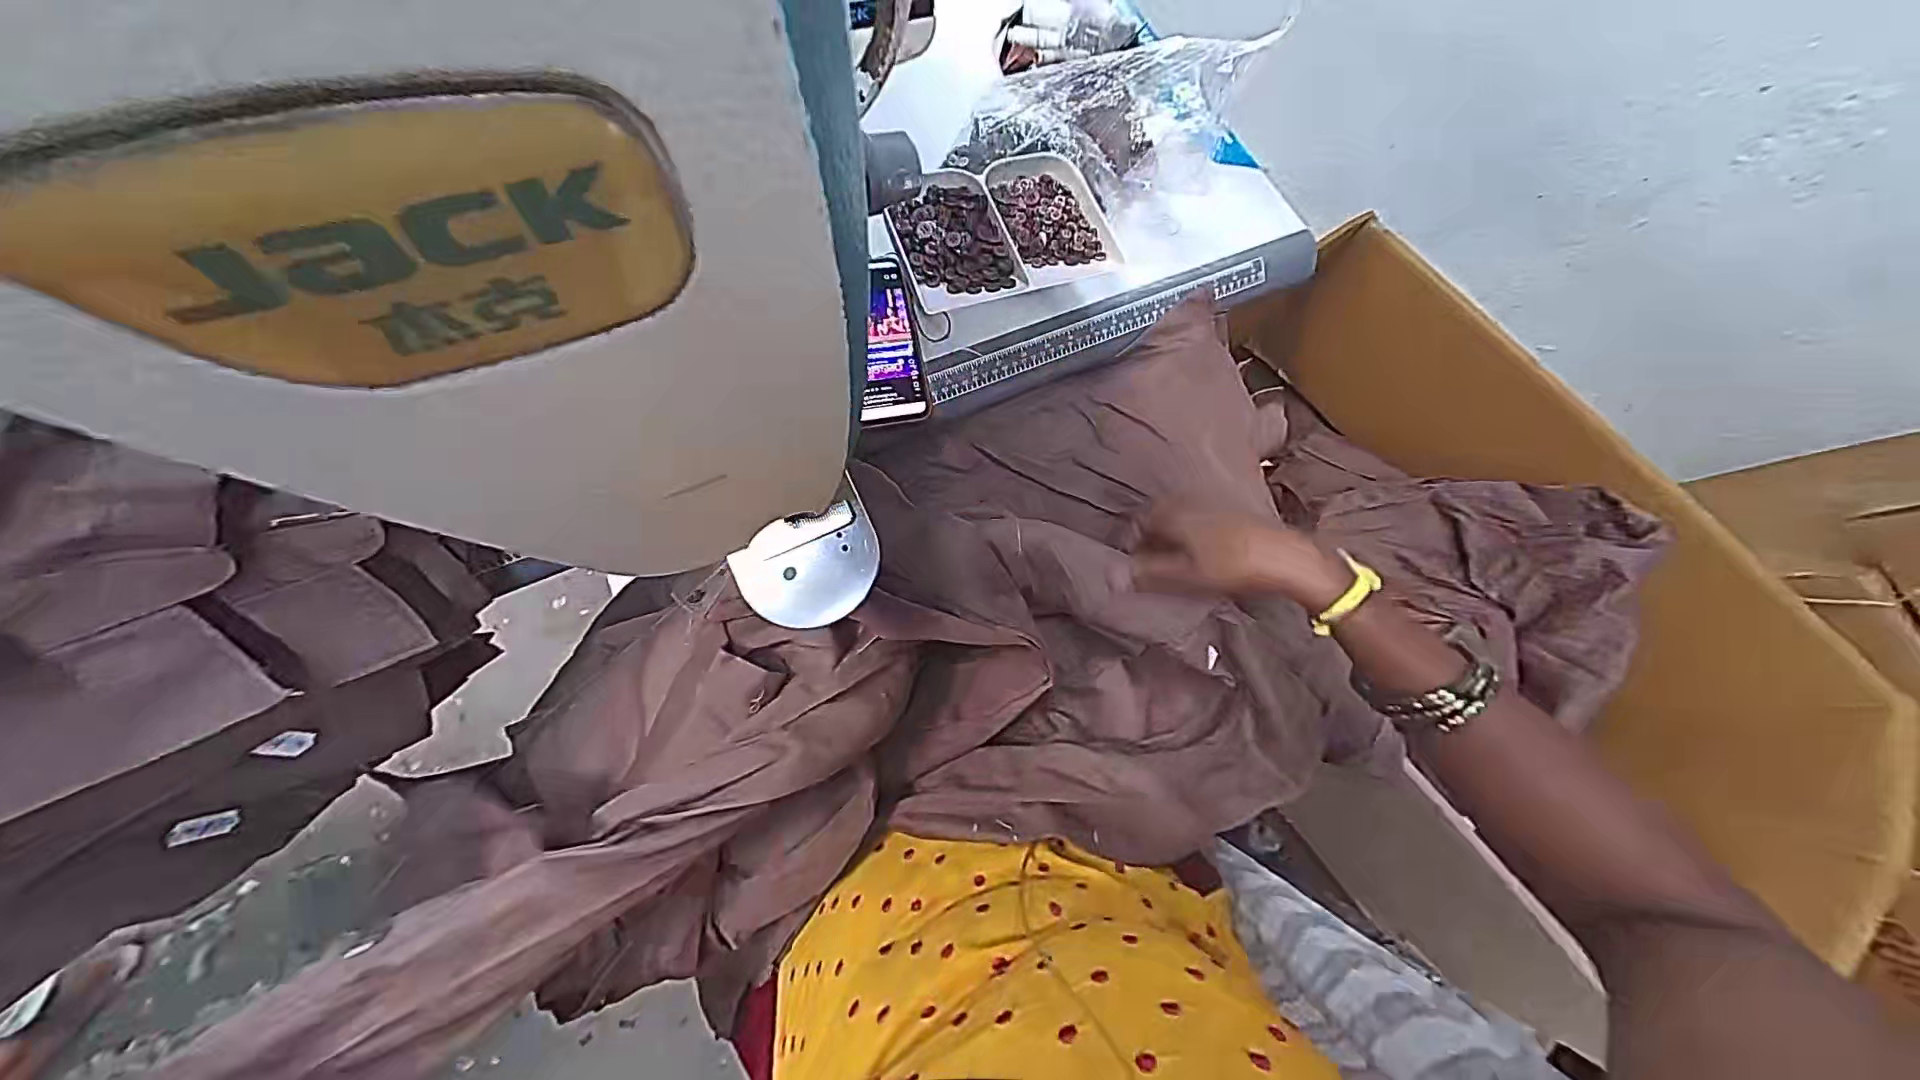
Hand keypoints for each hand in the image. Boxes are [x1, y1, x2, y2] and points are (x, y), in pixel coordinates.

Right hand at [1130, 503, 1353, 608]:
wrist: (1288, 559)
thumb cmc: (1233, 566)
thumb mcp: (1184, 575)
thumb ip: (1148, 574)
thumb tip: (1113, 576)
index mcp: (1174, 513)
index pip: (1138, 522)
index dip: (1131, 542)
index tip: (1132, 560)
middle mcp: (1190, 504)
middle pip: (1158, 519)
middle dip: (1150, 538)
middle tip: (1150, 562)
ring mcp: (1213, 507)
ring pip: (1179, 521)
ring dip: (1171, 538)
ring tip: (1173, 563)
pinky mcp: (1232, 516)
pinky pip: (1199, 523)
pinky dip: (1191, 537)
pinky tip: (1201, 557)